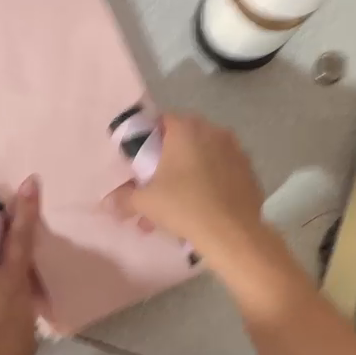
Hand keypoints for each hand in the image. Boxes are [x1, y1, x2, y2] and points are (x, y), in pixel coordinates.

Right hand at [110, 112, 270, 266]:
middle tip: (157, 186)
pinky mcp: (249, 171)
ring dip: (189, 174)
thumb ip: (124, 198)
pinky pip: (223, 173)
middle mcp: (214, 131)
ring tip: (177, 204)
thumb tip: (106, 202)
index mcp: (186, 129)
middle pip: (184, 140)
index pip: (161, 122)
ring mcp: (236, 150)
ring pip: (204, 158)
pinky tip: (203, 207)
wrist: (232, 233)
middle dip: (169, 161)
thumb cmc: (184, 207)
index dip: (148, 141)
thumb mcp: (146, 203)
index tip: (142, 163)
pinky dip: (211, 184)